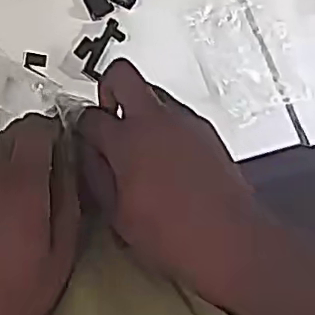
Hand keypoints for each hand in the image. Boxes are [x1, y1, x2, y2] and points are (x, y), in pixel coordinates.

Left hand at [0, 113, 81, 314]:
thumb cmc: (10, 295)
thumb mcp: (61, 250)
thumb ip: (69, 197)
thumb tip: (71, 165)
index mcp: (19, 181)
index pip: (38, 126)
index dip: (58, 129)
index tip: (67, 141)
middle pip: (17, 130)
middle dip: (38, 138)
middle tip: (54, 160)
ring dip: (18, 151)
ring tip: (33, 182)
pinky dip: (0, 167)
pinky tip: (10, 196)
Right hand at [76, 60, 268, 304]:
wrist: (232, 241)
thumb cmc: (179, 238)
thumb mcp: (119, 217)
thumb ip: (96, 177)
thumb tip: (87, 156)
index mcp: (127, 141)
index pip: (90, 115)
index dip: (83, 126)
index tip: (85, 135)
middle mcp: (154, 120)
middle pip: (121, 73)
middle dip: (108, 87)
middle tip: (108, 112)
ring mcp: (181, 119)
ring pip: (150, 90)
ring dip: (139, 108)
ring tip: (141, 143)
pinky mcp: (203, 126)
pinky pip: (175, 111)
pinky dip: (165, 124)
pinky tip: (167, 156)